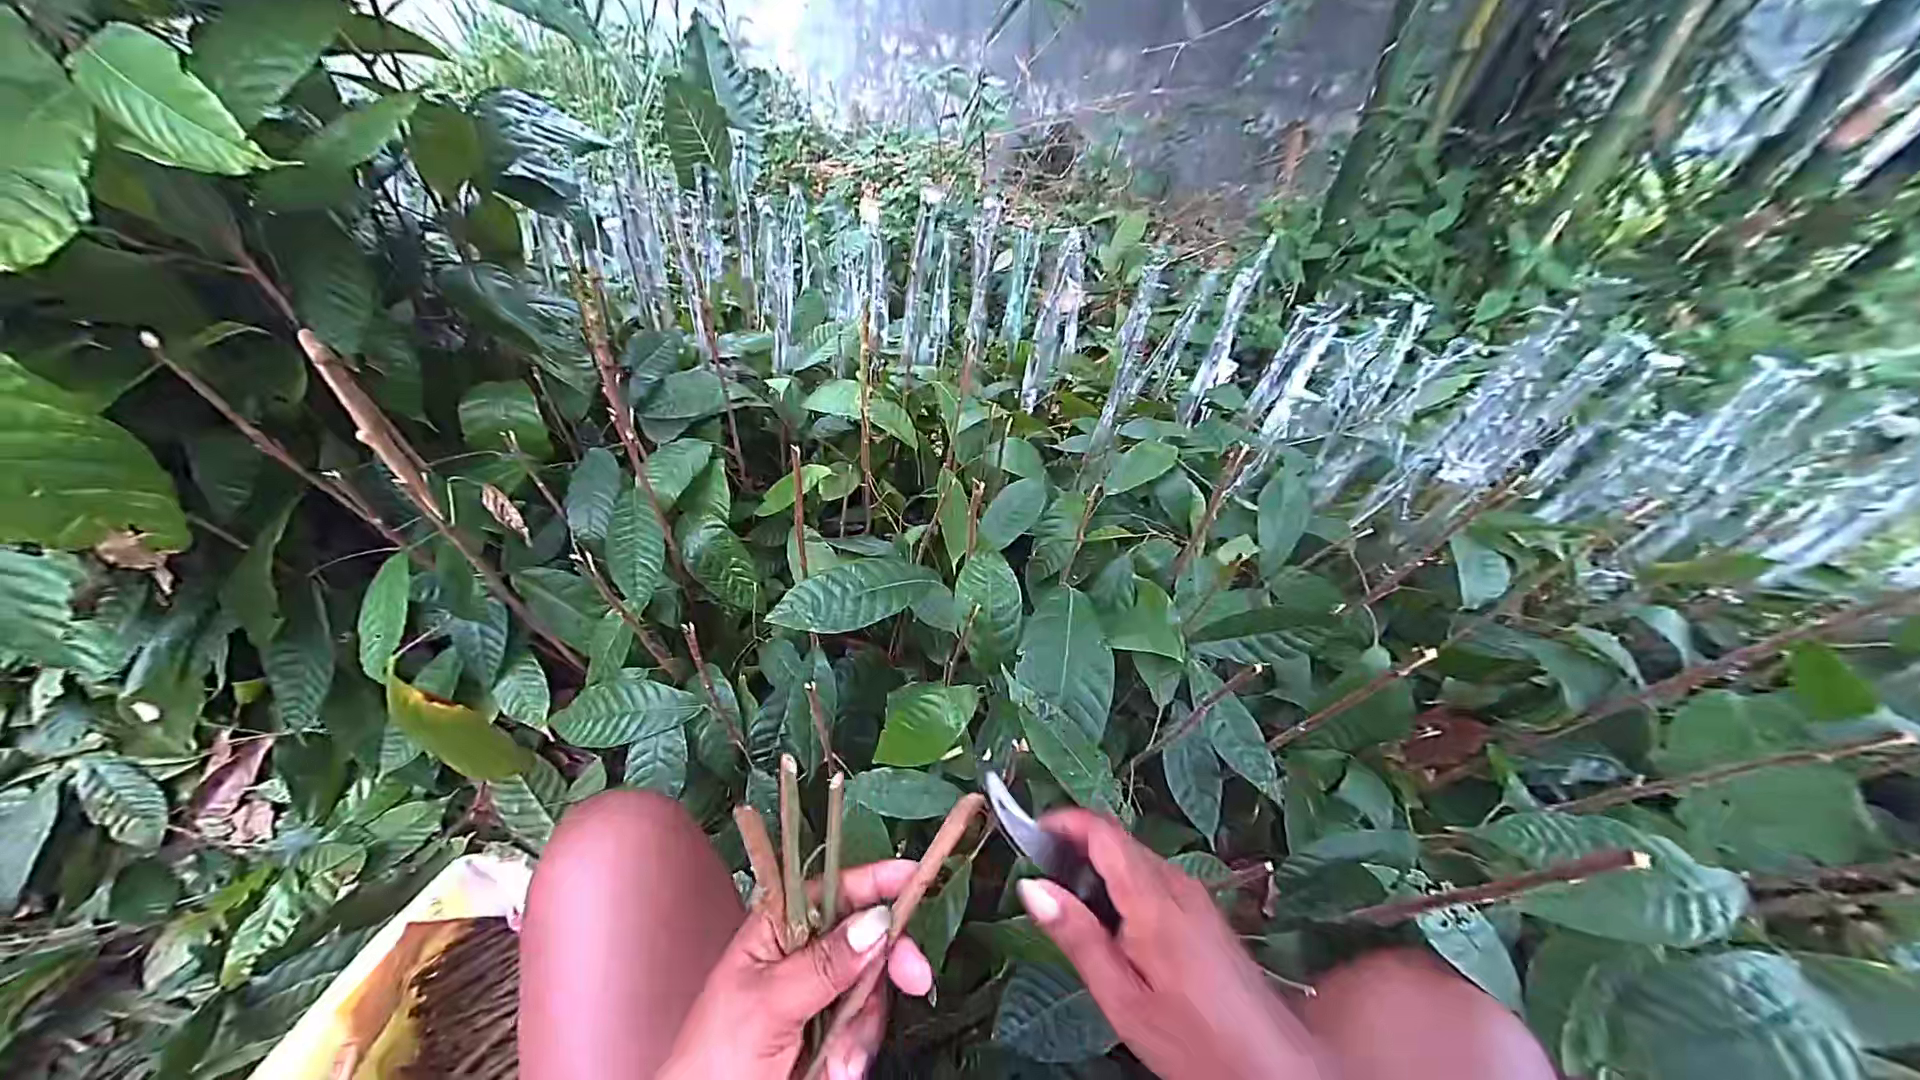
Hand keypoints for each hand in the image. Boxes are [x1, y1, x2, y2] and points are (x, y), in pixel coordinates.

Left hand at [658, 860, 935, 1079]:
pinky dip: (860, 1049)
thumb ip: (823, 964)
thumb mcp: (767, 1006)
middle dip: (891, 958)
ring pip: (873, 982)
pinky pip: (867, 1024)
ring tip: (839, 1061)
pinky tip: (837, 1070)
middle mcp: (803, 952)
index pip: (834, 887)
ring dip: (865, 1023)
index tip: (914, 876)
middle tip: (915, 977)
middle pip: (866, 932)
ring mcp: (819, 992)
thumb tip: (875, 922)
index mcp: (778, 928)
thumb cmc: (713, 1062)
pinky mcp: (830, 1030)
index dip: (875, 878)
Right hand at [1018, 810, 1326, 1079]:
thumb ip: (1077, 935)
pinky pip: (1152, 875)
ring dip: (1097, 864)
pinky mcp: (1202, 907)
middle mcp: (1176, 881)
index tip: (1031, 831)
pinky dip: (1121, 881)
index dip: (1063, 820)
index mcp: (1153, 897)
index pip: (1102, 831)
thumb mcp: (1123, 998)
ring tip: (1070, 904)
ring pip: (1134, 856)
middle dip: (1075, 845)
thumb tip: (1031, 885)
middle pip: (1117, 840)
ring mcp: (1194, 892)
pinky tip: (1112, 923)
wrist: (1277, 1069)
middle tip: (1043, 877)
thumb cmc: (1194, 1040)